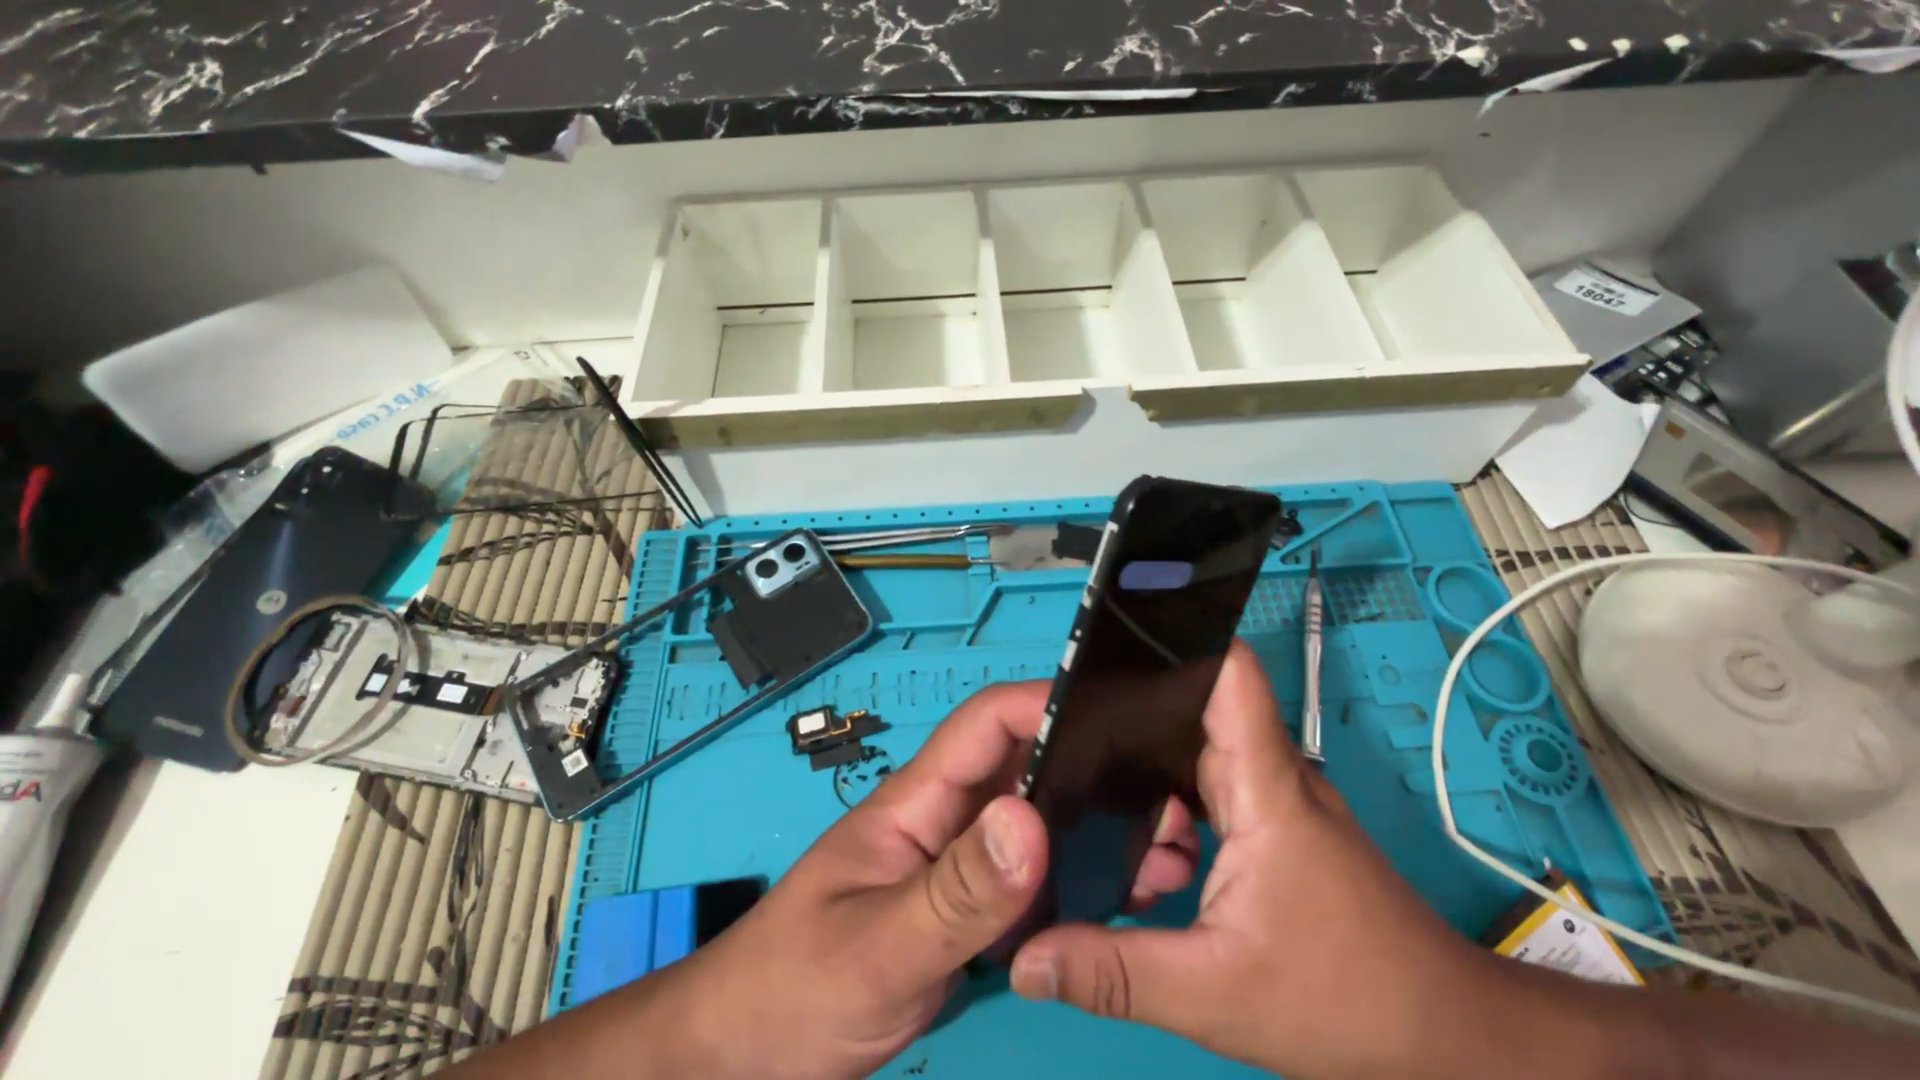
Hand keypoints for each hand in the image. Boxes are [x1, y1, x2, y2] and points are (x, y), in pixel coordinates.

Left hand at [646, 679, 1201, 1078]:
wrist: (748, 1055)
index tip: (1125, 717)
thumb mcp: (878, 945)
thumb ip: (954, 892)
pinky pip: (1028, 887)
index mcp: (915, 804)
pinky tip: (1120, 906)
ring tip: (1164, 856)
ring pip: (1034, 830)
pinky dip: (1074, 888)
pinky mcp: (964, 918)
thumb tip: (1031, 817)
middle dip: (1094, 772)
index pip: (987, 724)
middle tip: (1173, 803)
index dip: (1049, 704)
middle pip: (1024, 771)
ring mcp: (954, 872)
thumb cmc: (795, 989)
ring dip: (1092, 833)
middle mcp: (943, 824)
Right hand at [1008, 642, 1508, 1077]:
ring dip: (1142, 774)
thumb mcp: (1212, 993)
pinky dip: (1166, 811)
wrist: (1445, 1039)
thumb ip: (1111, 972)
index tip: (1103, 646)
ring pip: (1194, 757)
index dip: (1173, 642)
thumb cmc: (1344, 1001)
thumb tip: (1023, 958)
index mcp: (1264, 786)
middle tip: (1053, 740)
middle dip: (1124, 717)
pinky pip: (1207, 795)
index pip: (1228, 674)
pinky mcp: (1277, 833)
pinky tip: (1134, 850)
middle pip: (1192, 712)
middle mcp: (1271, 778)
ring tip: (1080, 797)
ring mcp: (1276, 805)